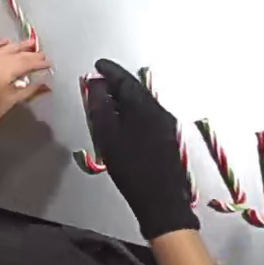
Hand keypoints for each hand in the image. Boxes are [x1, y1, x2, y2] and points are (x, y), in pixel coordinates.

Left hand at [0, 39, 50, 135]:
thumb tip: (46, 85)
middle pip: (16, 54)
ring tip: (31, 45)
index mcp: (4, 72)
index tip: (50, 64)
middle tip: (43, 55)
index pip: (26, 63)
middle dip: (31, 54)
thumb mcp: (8, 104)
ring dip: (18, 46)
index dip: (39, 62)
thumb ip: (28, 91)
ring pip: (4, 48)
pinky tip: (6, 41)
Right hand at [84, 59, 197, 239]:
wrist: (161, 200)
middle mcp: (159, 110)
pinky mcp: (168, 137)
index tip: (97, 65)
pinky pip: (148, 114)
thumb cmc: (131, 168)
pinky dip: (132, 111)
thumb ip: (100, 108)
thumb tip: (96, 85)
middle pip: (136, 89)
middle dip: (116, 83)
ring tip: (106, 101)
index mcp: (144, 107)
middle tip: (98, 82)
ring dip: (124, 98)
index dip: (110, 70)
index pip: (125, 80)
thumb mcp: (108, 137)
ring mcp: (167, 124)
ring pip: (142, 102)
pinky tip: (122, 120)